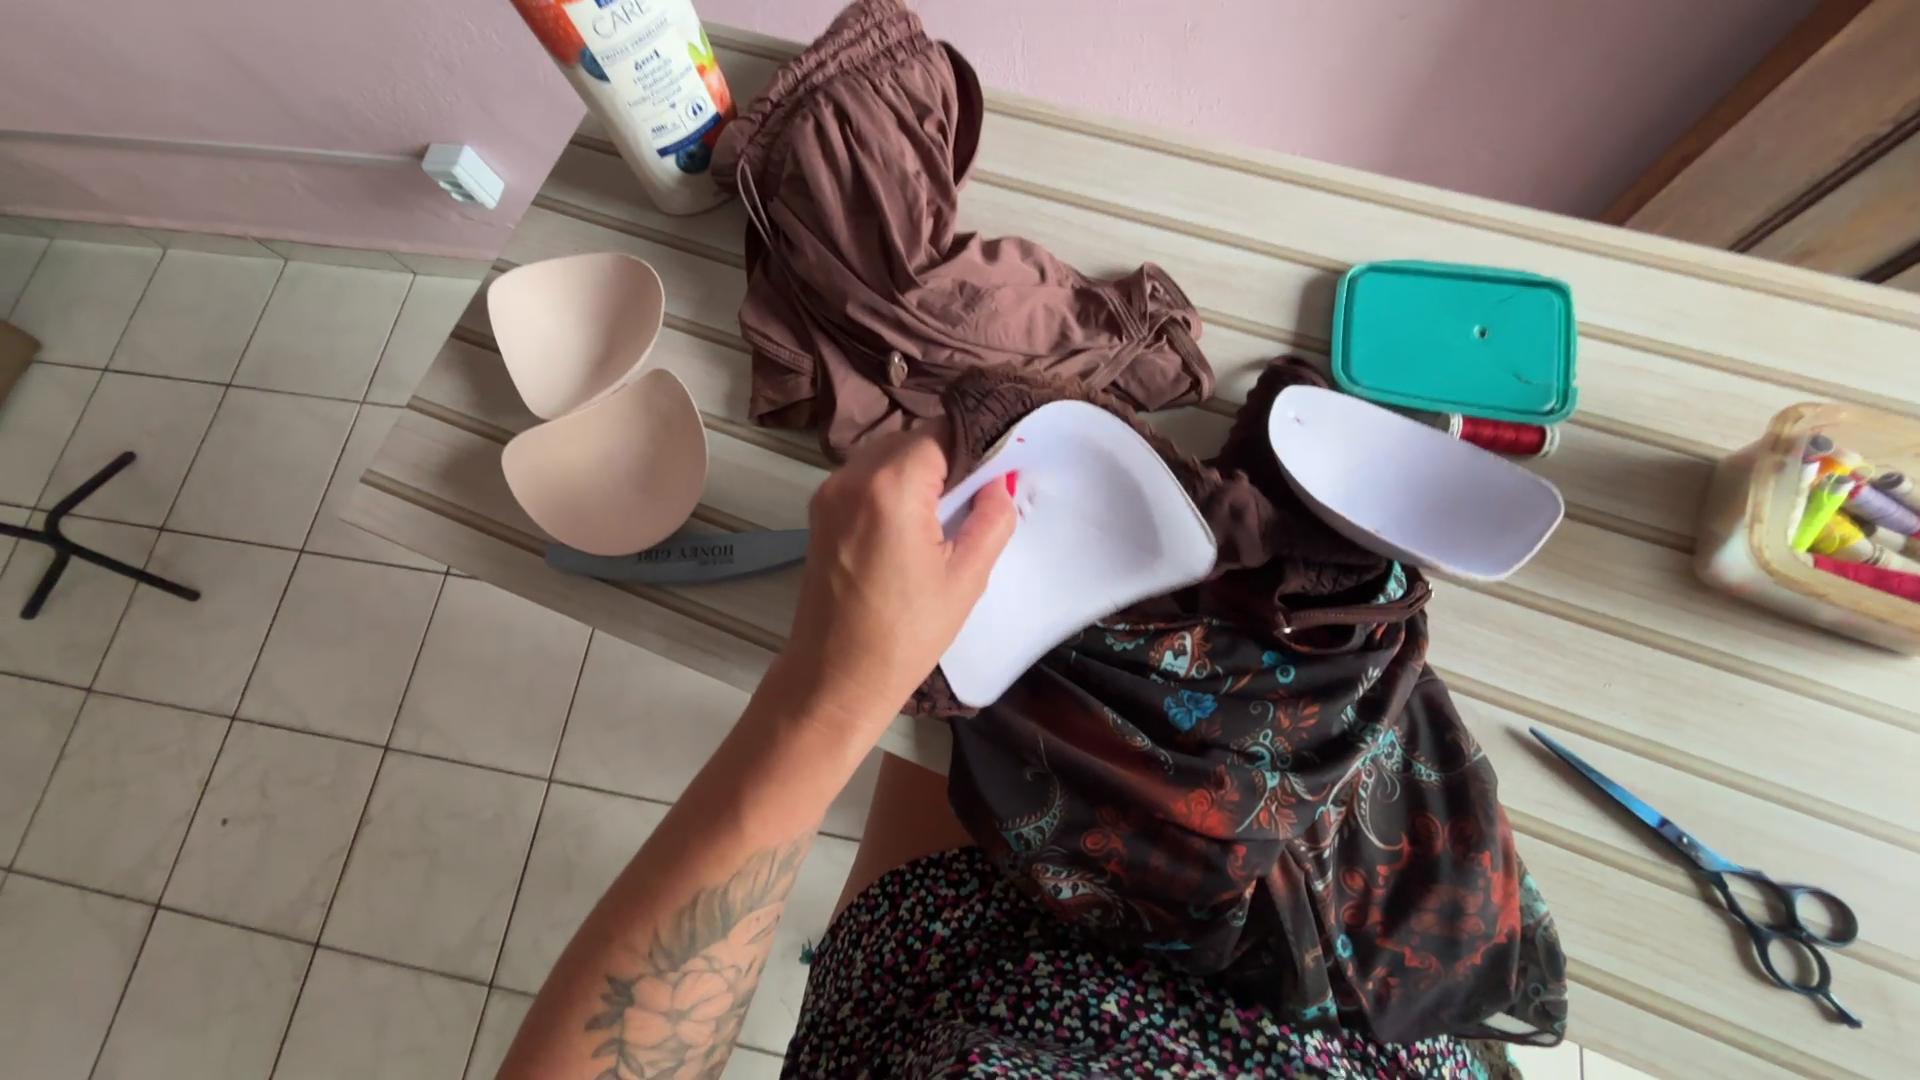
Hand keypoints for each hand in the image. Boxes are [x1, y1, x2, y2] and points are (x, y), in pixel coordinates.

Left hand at [766, 428, 1016, 739]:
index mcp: (890, 488)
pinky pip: (864, 479)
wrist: (835, 678)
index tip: (997, 473)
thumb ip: (992, 518)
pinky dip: (891, 487)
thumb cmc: (905, 635)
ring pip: (885, 456)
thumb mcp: (966, 578)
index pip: (941, 433)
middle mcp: (851, 478)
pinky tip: (910, 527)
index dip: (974, 448)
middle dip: (946, 460)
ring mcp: (829, 494)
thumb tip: (1001, 482)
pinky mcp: (819, 513)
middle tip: (973, 500)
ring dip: (918, 473)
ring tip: (942, 518)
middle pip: (911, 440)